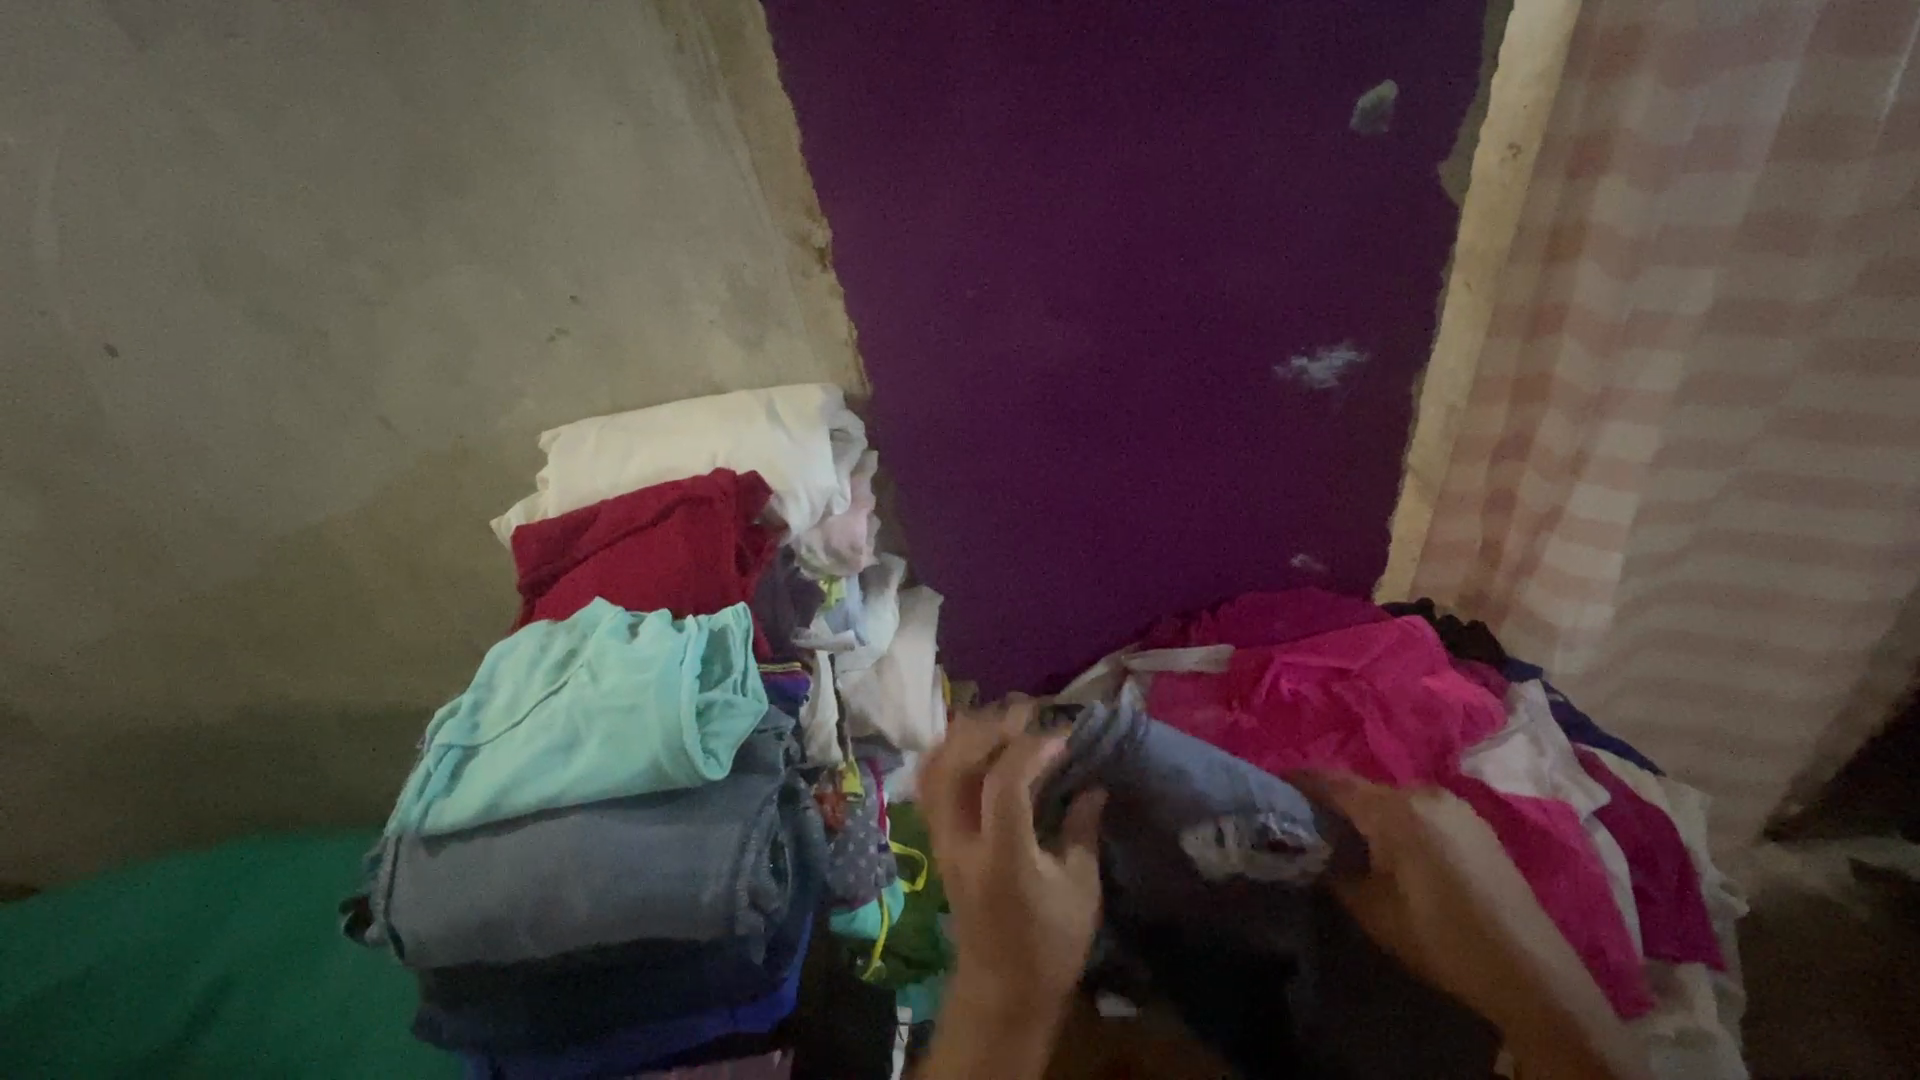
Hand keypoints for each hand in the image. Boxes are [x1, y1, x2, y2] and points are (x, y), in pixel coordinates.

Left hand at [919, 696, 1106, 1017]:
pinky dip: (949, 752)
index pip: (1003, 782)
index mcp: (1002, 857)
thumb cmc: (1050, 946)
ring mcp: (941, 840)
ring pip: (935, 768)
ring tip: (1003, 720)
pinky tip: (977, 743)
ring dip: (967, 734)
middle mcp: (961, 841)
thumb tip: (1093, 786)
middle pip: (956, 764)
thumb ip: (1082, 830)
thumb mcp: (1080, 889)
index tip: (1063, 735)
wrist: (1001, 990)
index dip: (1032, 748)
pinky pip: (929, 783)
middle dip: (992, 727)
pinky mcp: (936, 841)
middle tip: (1029, 711)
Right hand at [1299, 772, 1650, 1079]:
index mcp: (1394, 808)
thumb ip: (1334, 872)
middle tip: (1307, 823)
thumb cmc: (1440, 937)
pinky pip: (1421, 811)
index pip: (1330, 780)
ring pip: (1392, 799)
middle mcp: (1424, 794)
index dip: (1297, 782)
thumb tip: (1314, 854)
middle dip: (1332, 801)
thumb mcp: (1371, 909)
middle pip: (1362, 787)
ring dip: (1366, 812)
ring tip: (1347, 838)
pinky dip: (1397, 821)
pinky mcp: (1478, 826)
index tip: (1271, 789)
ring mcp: (1456, 807)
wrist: (1532, 972)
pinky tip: (1392, 850)